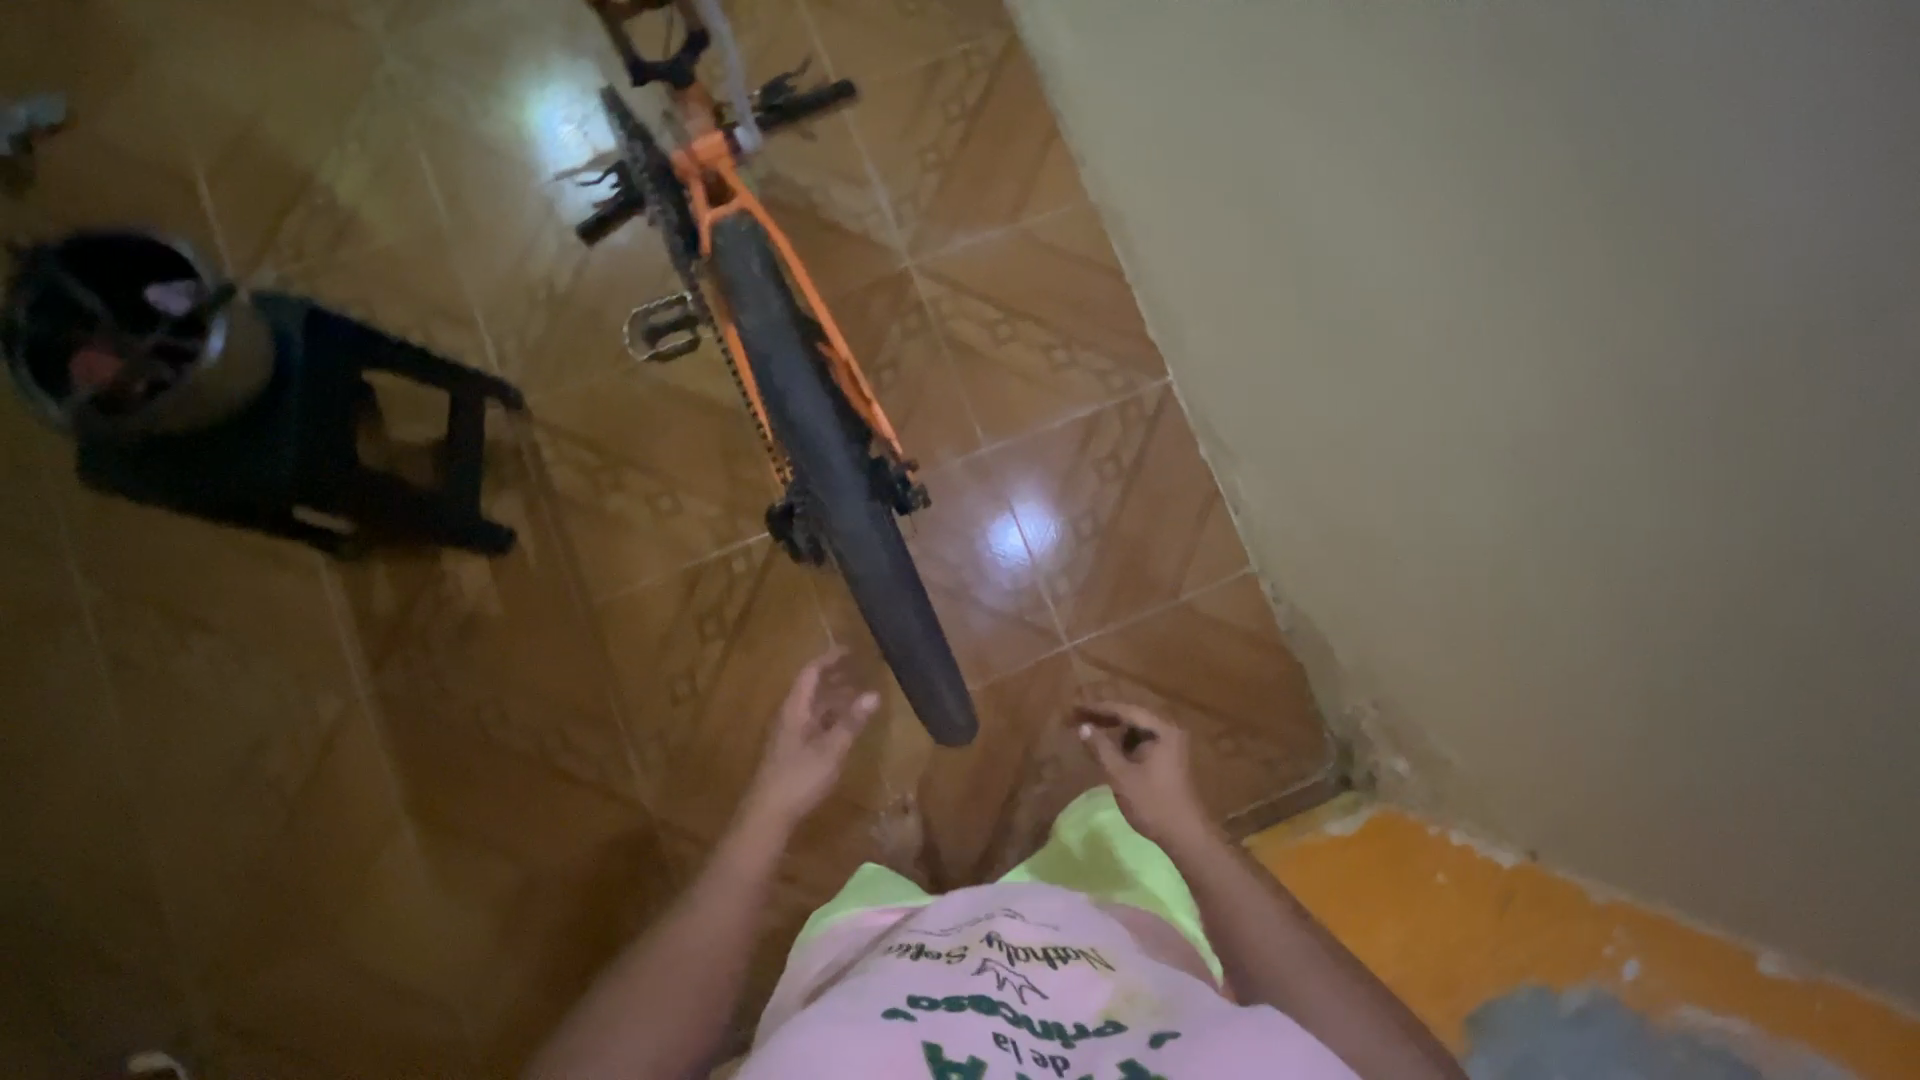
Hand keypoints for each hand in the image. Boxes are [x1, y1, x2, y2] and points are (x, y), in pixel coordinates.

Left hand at [740, 648, 878, 831]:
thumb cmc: (798, 778)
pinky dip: (831, 717)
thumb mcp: (831, 750)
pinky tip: (846, 726)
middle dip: (835, 677)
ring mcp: (788, 734)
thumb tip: (874, 694)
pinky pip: (813, 723)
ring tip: (860, 695)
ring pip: (813, 707)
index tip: (852, 650)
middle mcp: (789, 716)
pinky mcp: (791, 751)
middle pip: (811, 688)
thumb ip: (851, 722)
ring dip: (835, 698)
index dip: (830, 659)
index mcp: (795, 709)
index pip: (811, 672)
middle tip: (862, 670)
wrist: (766, 815)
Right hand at [1076, 703, 1215, 848]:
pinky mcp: (1169, 759)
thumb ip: (1100, 748)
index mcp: (1161, 730)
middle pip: (1131, 716)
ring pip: (1136, 730)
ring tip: (1089, 731)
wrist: (1186, 835)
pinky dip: (1124, 743)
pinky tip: (1109, 750)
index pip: (1124, 710)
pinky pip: (1142, 742)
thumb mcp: (1120, 775)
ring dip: (1114, 730)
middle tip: (1076, 717)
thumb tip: (1083, 727)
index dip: (1097, 708)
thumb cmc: (1152, 803)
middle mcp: (1169, 731)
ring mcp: (1171, 745)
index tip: (1074, 709)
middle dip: (1103, 717)